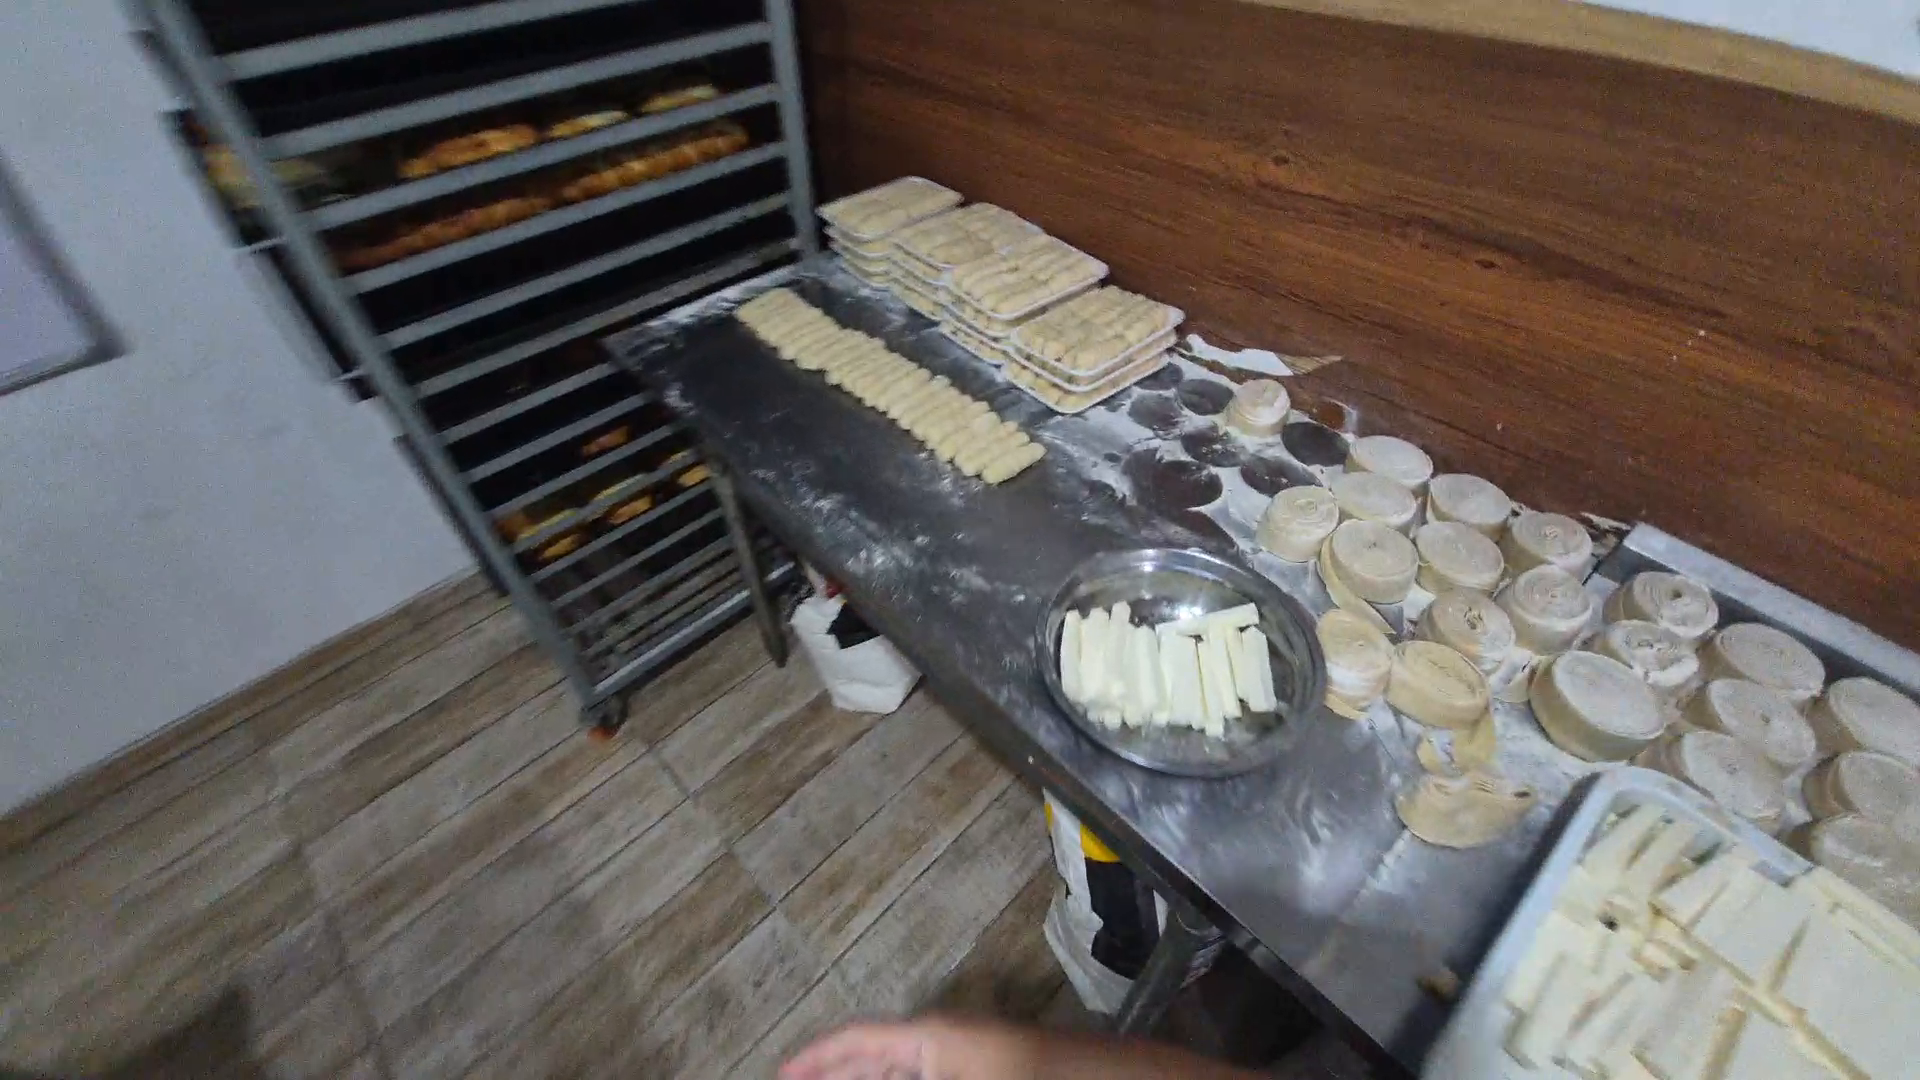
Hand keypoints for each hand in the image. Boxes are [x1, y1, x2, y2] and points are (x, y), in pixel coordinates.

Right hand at [778, 1018, 1024, 1079]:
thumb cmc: (1014, 1075)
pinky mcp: (971, 1069)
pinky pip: (917, 1076)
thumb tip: (853, 1073)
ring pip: (894, 1071)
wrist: (1083, 1078)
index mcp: (925, 1034)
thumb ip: (891, 1079)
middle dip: (835, 1076)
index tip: (780, 1073)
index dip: (816, 1056)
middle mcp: (934, 1039)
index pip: (857, 1038)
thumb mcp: (942, 1079)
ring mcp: (953, 1055)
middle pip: (871, 1057)